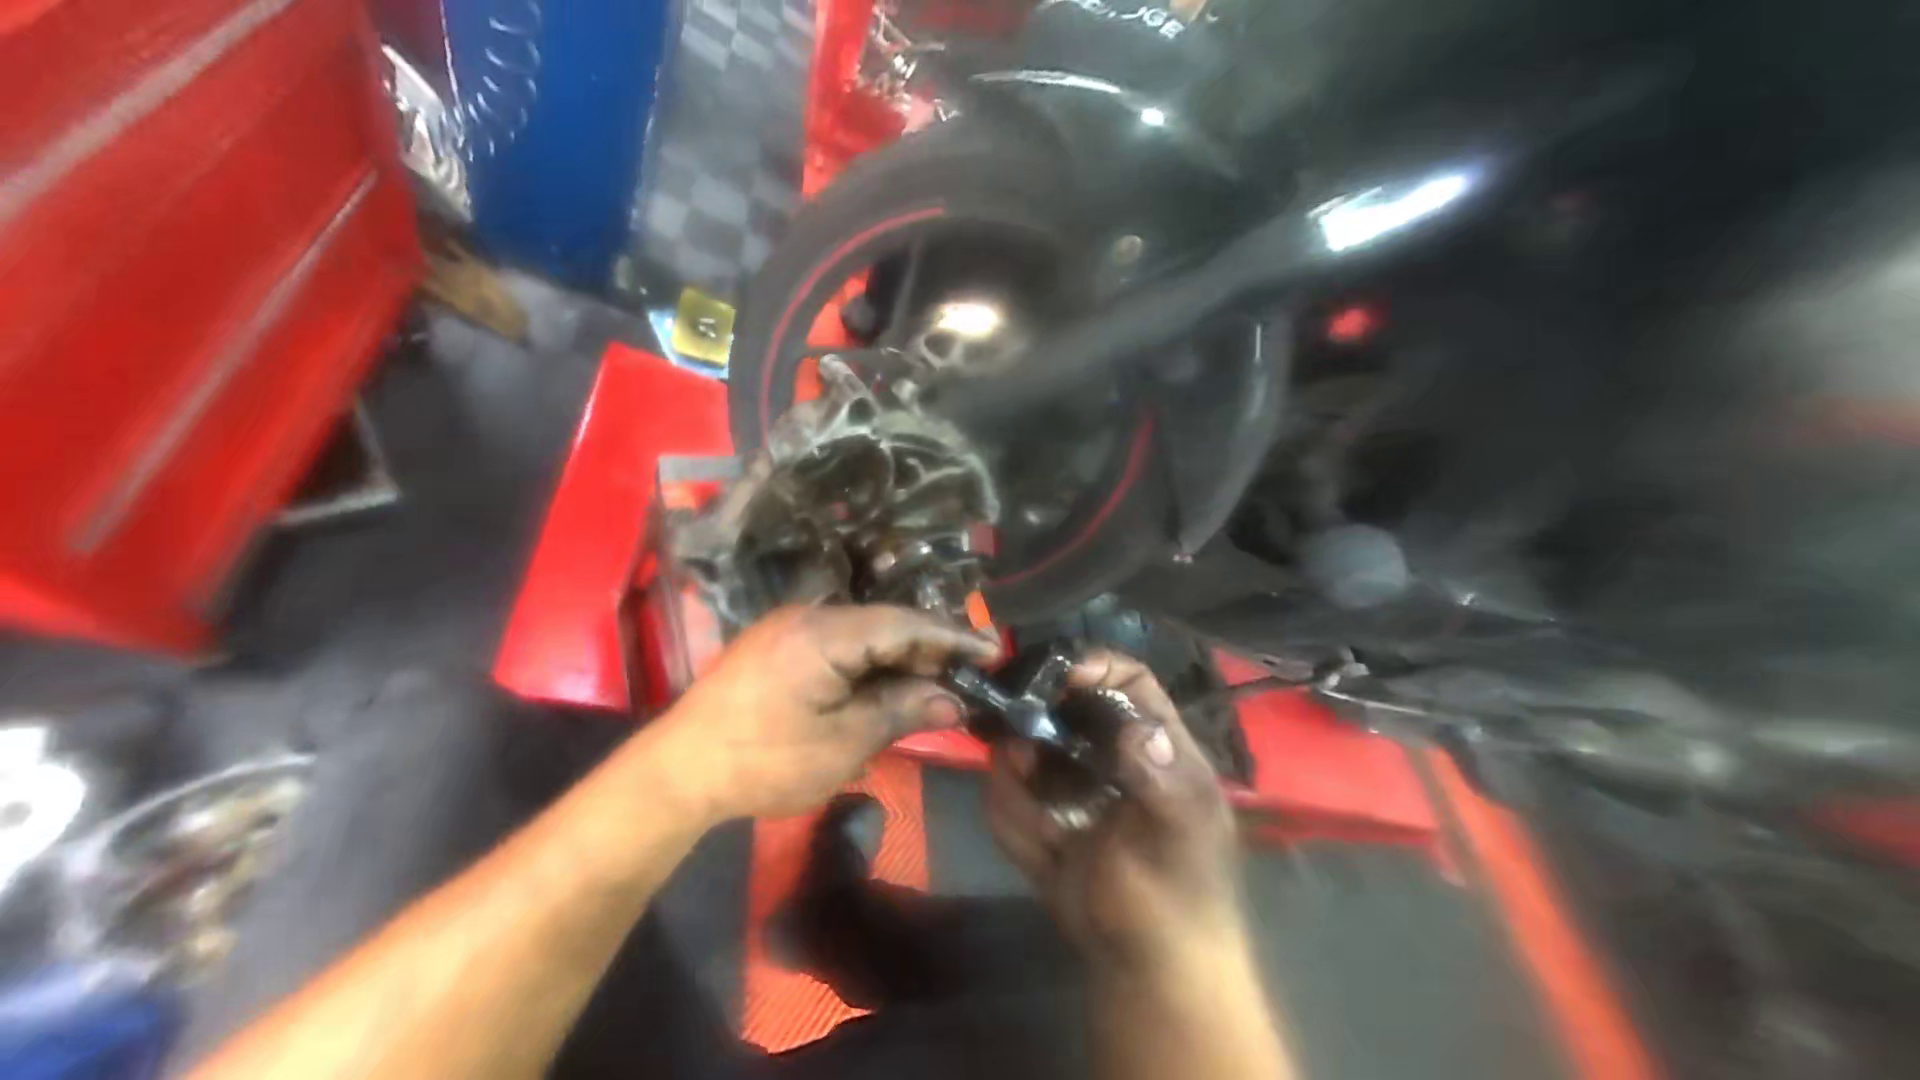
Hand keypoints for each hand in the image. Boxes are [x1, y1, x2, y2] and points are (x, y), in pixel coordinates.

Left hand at [656, 604, 999, 820]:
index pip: (904, 623)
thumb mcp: (844, 743)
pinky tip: (888, 688)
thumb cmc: (764, 761)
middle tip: (968, 678)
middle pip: (886, 624)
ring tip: (935, 687)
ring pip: (864, 635)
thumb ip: (902, 711)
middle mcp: (809, 617)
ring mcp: (790, 629)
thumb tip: (954, 700)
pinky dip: (870, 666)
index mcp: (825, 632)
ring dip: (900, 659)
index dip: (951, 637)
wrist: (678, 772)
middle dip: (929, 650)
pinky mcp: (780, 646)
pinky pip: (840, 646)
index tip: (991, 652)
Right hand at [986, 650, 1246, 977]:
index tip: (1059, 675)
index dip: (1097, 667)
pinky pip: (1009, 804)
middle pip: (1063, 711)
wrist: (1151, 973)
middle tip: (1020, 755)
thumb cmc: (1180, 899)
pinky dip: (1013, 823)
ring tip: (1043, 827)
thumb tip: (1137, 728)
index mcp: (1155, 748)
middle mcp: (1110, 757)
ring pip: (1026, 757)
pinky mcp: (1044, 822)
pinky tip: (1043, 853)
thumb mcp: (1181, 838)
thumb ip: (1161, 783)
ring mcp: (1073, 790)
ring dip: (1019, 788)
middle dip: (1036, 732)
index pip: (1130, 682)